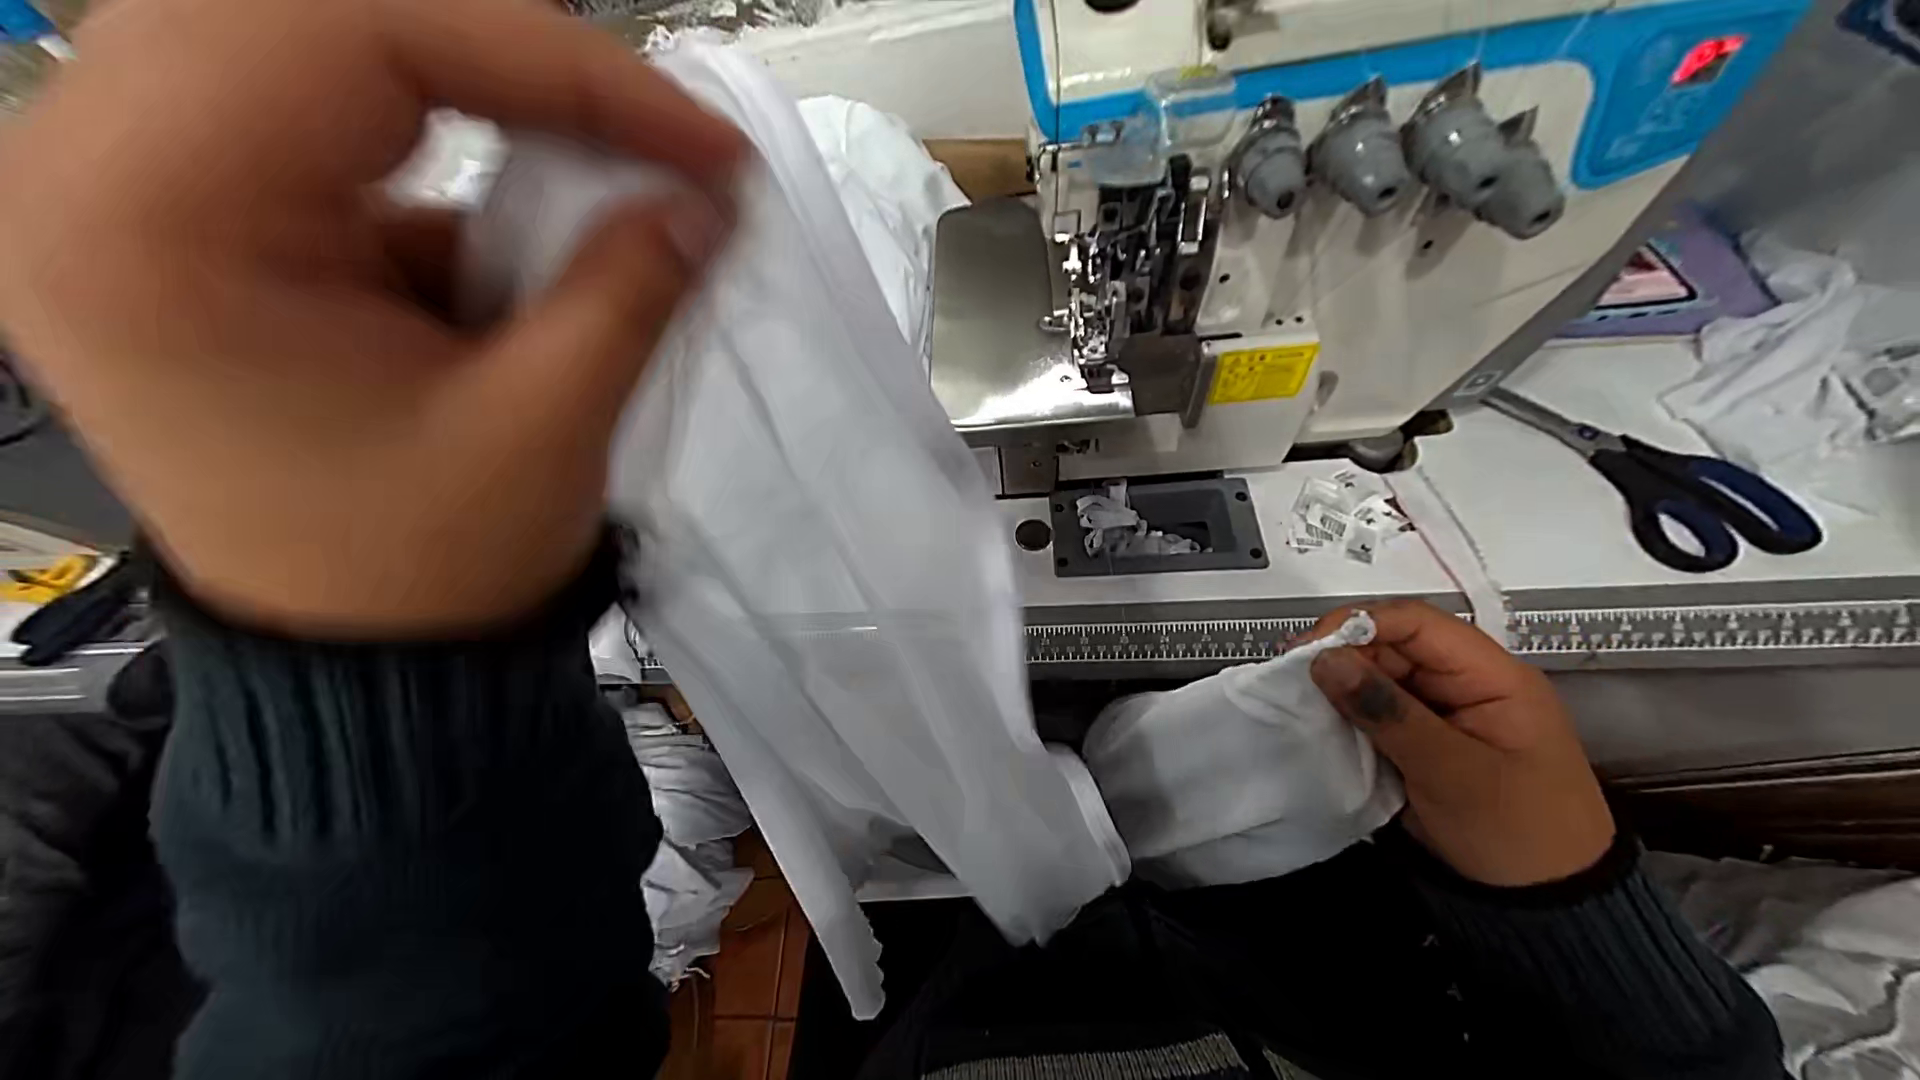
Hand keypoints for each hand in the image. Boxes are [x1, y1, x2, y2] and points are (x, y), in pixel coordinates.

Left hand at [0, 0, 746, 635]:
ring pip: (325, 48)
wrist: (374, 646)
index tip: (701, 142)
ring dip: (488, 89)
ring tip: (609, 150)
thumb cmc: (438, 563)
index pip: (357, 33)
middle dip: (520, 59)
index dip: (564, 68)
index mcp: (152, 221)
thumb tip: (706, 204)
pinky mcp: (219, 221)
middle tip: (649, 125)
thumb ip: (628, 294)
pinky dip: (460, 139)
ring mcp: (148, 187)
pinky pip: (340, 119)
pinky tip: (537, 203)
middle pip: (321, 10)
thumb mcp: (546, 430)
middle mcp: (100, 168)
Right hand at [1303, 599, 1614, 886]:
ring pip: (1375, 672)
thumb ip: (1388, 712)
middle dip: (1341, 654)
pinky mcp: (1416, 732)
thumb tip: (1326, 659)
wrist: (1543, 904)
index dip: (1360, 623)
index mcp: (1492, 677)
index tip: (1310, 647)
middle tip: (1296, 678)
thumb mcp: (1453, 773)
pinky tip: (1320, 718)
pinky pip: (1372, 704)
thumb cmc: (1520, 834)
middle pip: (1389, 643)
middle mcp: (1462, 682)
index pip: (1417, 623)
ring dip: (1338, 682)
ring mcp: (1438, 708)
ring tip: (1302, 700)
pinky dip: (1344, 708)